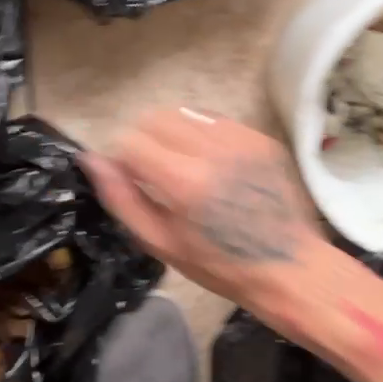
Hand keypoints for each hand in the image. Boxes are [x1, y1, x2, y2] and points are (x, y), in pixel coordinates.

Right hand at [80, 108, 324, 308]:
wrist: (289, 268)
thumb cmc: (220, 265)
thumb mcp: (161, 243)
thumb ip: (122, 198)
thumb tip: (92, 161)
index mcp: (183, 181)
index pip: (131, 140)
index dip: (122, 157)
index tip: (130, 177)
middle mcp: (211, 151)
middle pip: (156, 118)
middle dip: (145, 140)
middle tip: (152, 170)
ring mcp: (240, 140)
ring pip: (186, 113)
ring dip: (172, 133)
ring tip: (181, 165)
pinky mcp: (260, 139)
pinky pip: (216, 120)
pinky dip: (202, 135)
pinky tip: (209, 163)